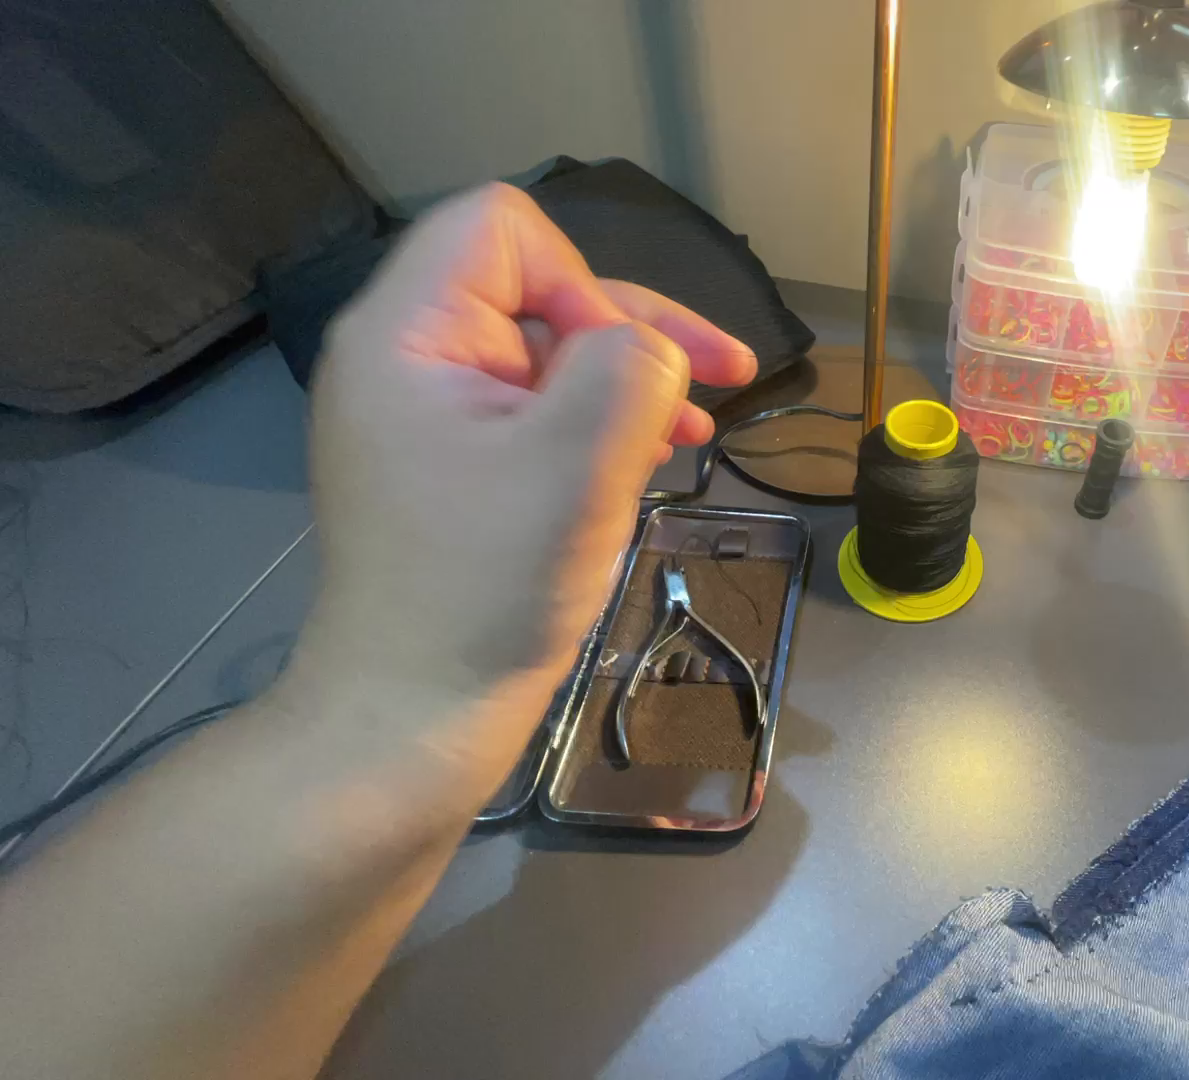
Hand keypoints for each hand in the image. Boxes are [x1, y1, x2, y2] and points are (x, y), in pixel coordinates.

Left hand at [292, 183, 755, 753]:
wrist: (424, 704)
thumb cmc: (493, 583)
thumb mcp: (579, 463)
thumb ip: (630, 371)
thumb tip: (654, 350)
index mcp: (416, 336)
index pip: (506, 231)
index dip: (591, 282)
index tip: (631, 368)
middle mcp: (421, 360)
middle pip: (549, 293)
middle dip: (644, 334)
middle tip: (735, 375)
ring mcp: (445, 417)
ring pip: (562, 358)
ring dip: (638, 385)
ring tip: (696, 434)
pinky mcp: (472, 464)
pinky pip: (552, 413)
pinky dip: (610, 426)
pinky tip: (648, 462)